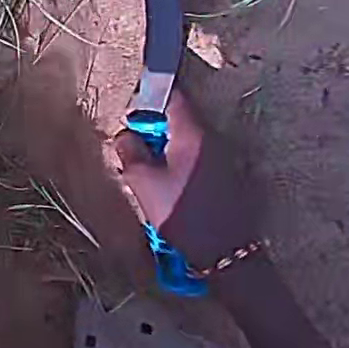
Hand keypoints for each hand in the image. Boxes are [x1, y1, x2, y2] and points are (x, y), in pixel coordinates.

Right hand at [112, 92, 258, 258]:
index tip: (132, 103)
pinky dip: (175, 161)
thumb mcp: (142, 181)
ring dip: (162, 146)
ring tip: (145, 168)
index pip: (173, 98)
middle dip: (151, 126)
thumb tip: (125, 135)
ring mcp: (221, 158)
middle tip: (131, 144)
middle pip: (178, 118)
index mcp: (192, 134)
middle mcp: (211, 139)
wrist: (223, 252)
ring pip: (184, 139)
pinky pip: (193, 156)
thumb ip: (129, 151)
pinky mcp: (223, 176)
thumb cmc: (181, 212)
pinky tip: (164, 184)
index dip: (150, 95)